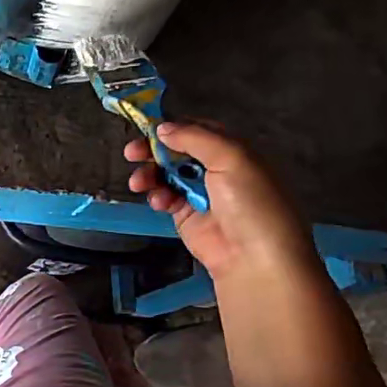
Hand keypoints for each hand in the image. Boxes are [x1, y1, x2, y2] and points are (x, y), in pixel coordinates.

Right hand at [124, 121, 313, 281]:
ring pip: (167, 175)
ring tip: (138, 183)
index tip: (147, 128)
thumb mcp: (231, 157)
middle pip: (178, 151)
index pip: (198, 129)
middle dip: (153, 150)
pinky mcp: (187, 217)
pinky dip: (158, 197)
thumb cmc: (250, 201)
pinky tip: (158, 202)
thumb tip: (162, 128)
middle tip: (131, 153)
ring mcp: (201, 194)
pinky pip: (166, 199)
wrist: (255, 258)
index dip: (173, 127)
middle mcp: (217, 169)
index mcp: (234, 150)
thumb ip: (195, 137)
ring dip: (150, 174)